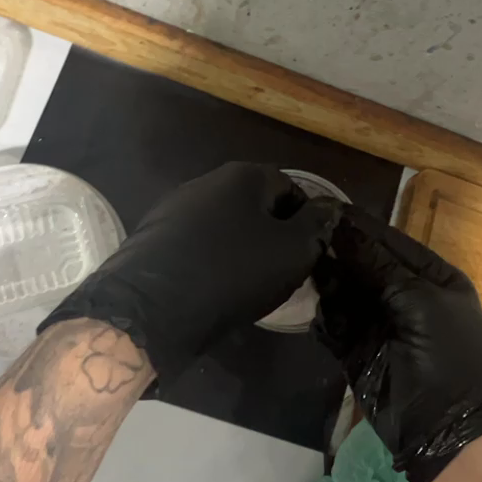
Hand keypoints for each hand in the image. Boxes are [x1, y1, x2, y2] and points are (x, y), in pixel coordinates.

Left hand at [40, 162, 342, 381]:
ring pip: (223, 224)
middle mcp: (207, 181)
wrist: (153, 306)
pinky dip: (209, 260)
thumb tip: (329, 208)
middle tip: (280, 270)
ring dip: (238, 247)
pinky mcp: (152, 236)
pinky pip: (195, 244)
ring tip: (247, 283)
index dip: (305, 221)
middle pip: (254, 204)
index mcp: (244, 175)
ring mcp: (174, 208)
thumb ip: (316, 226)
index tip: (308, 253)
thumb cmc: (233, 271)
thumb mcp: (292, 252)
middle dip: (270, 233)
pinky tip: (212, 287)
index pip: (290, 188)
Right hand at [313, 207, 481, 481]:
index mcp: (429, 276)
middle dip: (336, 251)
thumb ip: (378, 264)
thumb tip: (342, 227)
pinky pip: (334, 325)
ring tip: (298, 265)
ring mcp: (379, 323)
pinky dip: (322, 317)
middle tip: (299, 232)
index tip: (321, 206)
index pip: (387, 240)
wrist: (447, 431)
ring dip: (325, 282)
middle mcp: (403, 294)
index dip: (357, 225)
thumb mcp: (420, 301)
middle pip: (361, 264)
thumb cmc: (447, 355)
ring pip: (344, 292)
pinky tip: (310, 308)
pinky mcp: (357, 351)